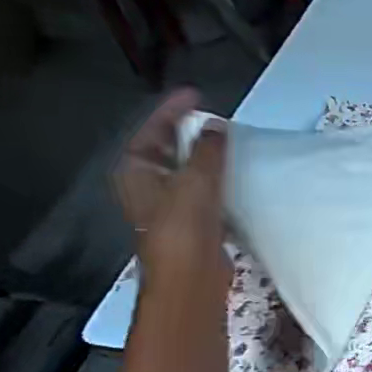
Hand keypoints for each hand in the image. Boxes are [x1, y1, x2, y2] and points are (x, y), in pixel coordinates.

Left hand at [114, 88, 230, 282]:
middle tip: (216, 119)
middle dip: (191, 133)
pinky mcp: (190, 222)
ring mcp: (167, 205)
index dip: (172, 110)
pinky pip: (203, 190)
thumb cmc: (183, 225)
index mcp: (136, 170)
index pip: (152, 130)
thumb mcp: (196, 178)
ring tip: (229, 142)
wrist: (190, 277)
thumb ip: (207, 148)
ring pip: (186, 171)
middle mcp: (146, 185)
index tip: (195, 94)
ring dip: (206, 157)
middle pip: (167, 149)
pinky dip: (216, 179)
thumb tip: (216, 127)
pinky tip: (235, 175)